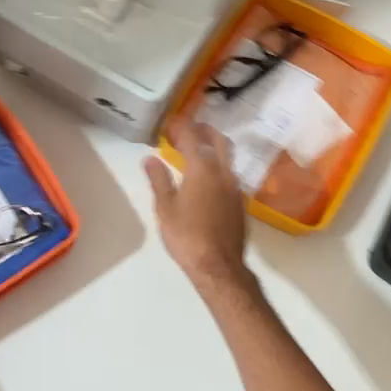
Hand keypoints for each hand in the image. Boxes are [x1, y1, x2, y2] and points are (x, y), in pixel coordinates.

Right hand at [144, 121, 249, 286]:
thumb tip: (150, 158)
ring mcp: (235, 188)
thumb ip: (159, 180)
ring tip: (197, 151)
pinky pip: (230, 174)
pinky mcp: (240, 202)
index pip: (192, 137)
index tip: (170, 124)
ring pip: (228, 157)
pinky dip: (219, 167)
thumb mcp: (165, 208)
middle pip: (219, 141)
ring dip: (213, 148)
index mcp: (202, 170)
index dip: (181, 127)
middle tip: (189, 129)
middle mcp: (223, 173)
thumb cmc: (186, 236)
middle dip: (204, 131)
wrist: (218, 266)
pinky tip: (208, 179)